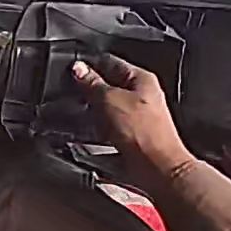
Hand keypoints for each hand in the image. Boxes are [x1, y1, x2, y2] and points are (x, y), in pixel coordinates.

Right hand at [72, 54, 196, 185]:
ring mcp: (136, 117)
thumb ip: (92, 83)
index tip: (73, 70)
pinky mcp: (130, 135)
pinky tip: (88, 132)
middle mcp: (142, 96)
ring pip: (107, 107)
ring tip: (79, 113)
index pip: (110, 62)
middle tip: (74, 92)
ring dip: (92, 110)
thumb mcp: (109, 100)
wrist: (156, 168)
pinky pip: (108, 126)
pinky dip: (96, 128)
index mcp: (142, 79)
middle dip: (89, 90)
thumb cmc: (144, 133)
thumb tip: (79, 69)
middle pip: (108, 85)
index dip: (90, 65)